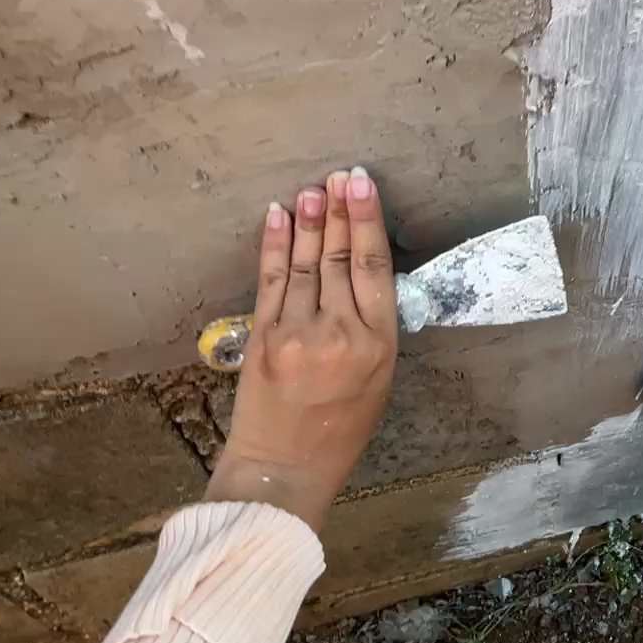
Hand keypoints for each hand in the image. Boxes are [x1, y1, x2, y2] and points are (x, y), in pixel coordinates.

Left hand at [204, 168, 397, 529]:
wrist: (287, 468)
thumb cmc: (343, 425)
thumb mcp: (380, 375)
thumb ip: (373, 325)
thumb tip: (360, 271)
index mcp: (377, 342)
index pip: (372, 267)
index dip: (367, 221)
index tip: (363, 186)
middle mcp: (339, 331)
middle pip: (339, 258)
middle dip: (339, 211)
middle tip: (341, 175)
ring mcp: (297, 333)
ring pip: (306, 264)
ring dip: (309, 221)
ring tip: (314, 188)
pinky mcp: (262, 338)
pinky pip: (271, 282)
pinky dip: (275, 246)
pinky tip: (279, 216)